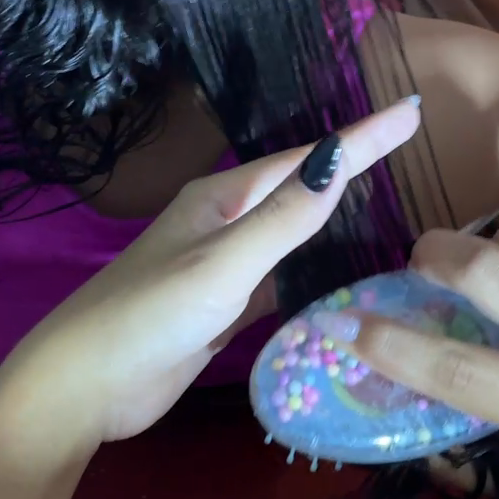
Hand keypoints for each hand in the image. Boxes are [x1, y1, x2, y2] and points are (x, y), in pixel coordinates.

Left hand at [0, 98, 422, 444]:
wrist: (87, 385)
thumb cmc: (149, 315)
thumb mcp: (221, 264)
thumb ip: (281, 220)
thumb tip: (339, 160)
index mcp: (219, 199)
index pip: (302, 161)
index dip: (358, 139)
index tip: (411, 113)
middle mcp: (222, 225)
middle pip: (297, 192)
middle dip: (347, 172)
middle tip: (408, 153)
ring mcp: (221, 270)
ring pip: (289, 238)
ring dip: (332, 225)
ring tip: (389, 213)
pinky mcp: (222, 311)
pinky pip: (278, 283)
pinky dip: (310, 278)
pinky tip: (342, 282)